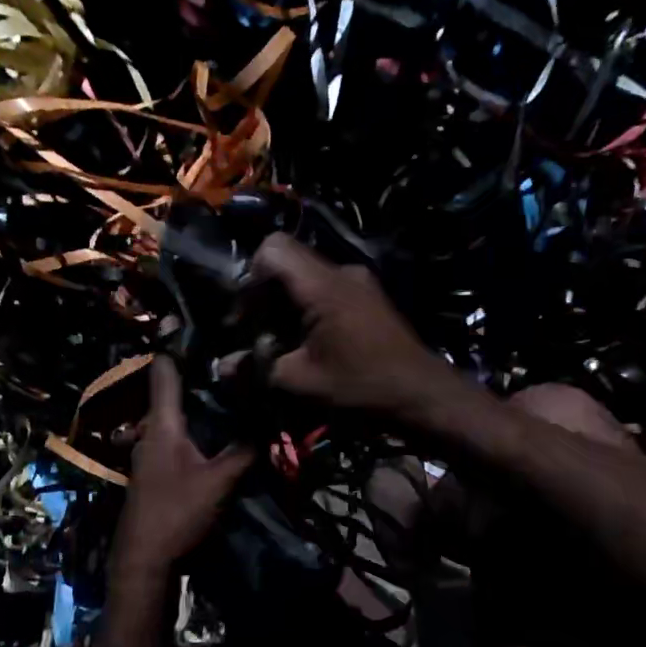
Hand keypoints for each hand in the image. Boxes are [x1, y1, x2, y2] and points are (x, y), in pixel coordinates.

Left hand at [114, 356, 255, 574]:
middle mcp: (151, 433)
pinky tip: (216, 437)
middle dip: (198, 377)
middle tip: (232, 362)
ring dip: (197, 408)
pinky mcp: (155, 473)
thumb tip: (270, 421)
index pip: (164, 371)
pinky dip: (194, 431)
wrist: (144, 559)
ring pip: (175, 419)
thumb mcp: (219, 481)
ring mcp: (150, 454)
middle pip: (171, 394)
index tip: (199, 324)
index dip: (178, 344)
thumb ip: (245, 450)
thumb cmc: (177, 513)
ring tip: (231, 396)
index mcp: (162, 424)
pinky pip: (176, 440)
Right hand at [250, 234, 467, 423]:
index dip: (249, 277)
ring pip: (306, 280)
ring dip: (284, 308)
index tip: (245, 316)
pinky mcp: (368, 301)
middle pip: (288, 264)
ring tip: (279, 346)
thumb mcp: (301, 383)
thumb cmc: (362, 388)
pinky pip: (326, 292)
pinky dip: (306, 313)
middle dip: (263, 298)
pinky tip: (306, 347)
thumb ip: (256, 369)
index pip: (273, 248)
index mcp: (324, 285)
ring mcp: (359, 284)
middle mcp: (343, 273)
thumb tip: (221, 366)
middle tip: (255, 336)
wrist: (424, 398)